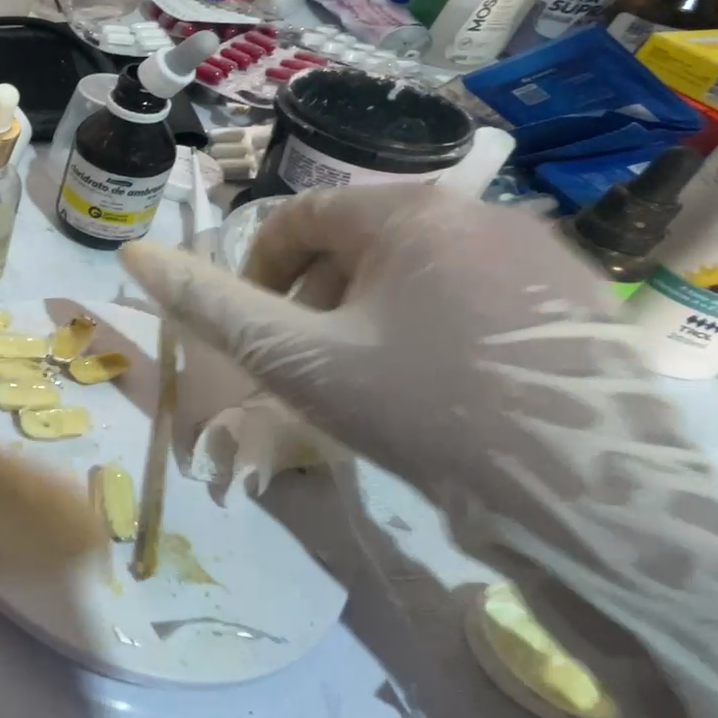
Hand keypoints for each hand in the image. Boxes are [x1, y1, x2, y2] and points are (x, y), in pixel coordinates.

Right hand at [120, 183, 637, 491]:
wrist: (587, 504)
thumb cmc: (418, 412)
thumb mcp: (293, 357)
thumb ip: (206, 302)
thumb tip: (131, 250)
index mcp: (411, 213)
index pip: (300, 215)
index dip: (260, 267)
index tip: (254, 323)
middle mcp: (483, 213)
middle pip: (358, 237)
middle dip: (314, 290)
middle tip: (306, 354)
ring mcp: (541, 255)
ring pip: (414, 262)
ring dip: (368, 304)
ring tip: (364, 370)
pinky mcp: (577, 298)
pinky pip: (472, 285)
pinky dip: (430, 317)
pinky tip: (432, 376)